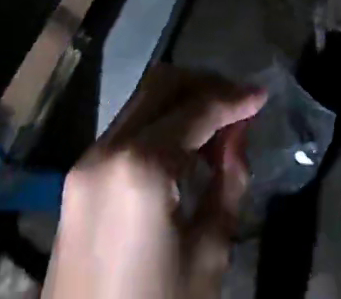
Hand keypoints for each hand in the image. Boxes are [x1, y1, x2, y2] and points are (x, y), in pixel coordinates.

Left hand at [47, 67, 267, 298]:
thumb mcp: (208, 255)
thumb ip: (227, 182)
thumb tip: (237, 134)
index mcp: (140, 165)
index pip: (195, 109)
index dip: (233, 98)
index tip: (262, 95)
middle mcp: (107, 148)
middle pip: (160, 85)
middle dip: (204, 85)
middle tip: (240, 103)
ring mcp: (86, 160)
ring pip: (140, 102)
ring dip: (180, 103)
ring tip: (218, 127)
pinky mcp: (77, 178)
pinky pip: (125, 130)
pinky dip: (158, 125)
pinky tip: (184, 149)